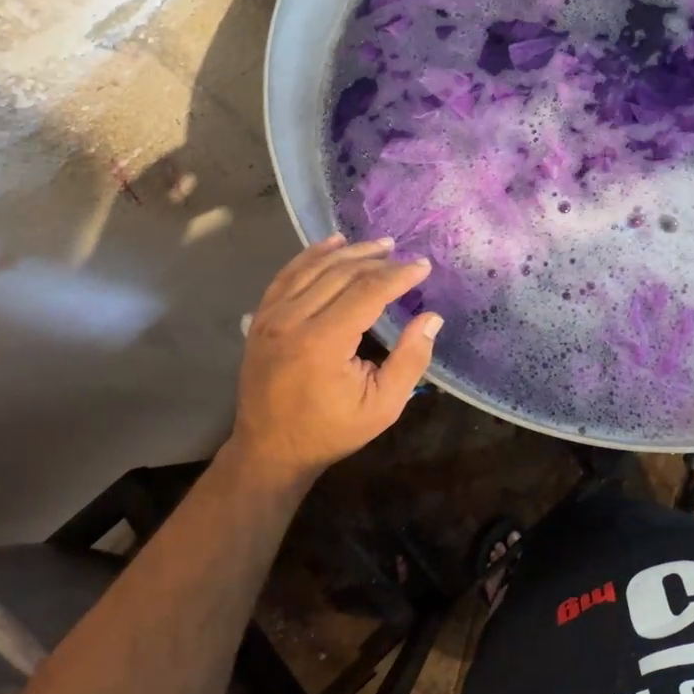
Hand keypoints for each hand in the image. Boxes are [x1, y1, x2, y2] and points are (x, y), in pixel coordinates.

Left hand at [228, 234, 441, 481]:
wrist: (270, 450)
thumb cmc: (331, 430)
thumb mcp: (383, 406)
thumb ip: (411, 359)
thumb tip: (432, 317)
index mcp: (323, 342)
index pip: (368, 291)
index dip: (398, 275)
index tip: (423, 267)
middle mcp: (293, 320)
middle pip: (342, 273)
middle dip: (378, 261)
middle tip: (405, 256)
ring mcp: (271, 317)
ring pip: (314, 268)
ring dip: (349, 252)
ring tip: (379, 245)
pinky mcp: (261, 318)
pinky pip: (288, 275)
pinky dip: (312, 255)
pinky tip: (333, 244)